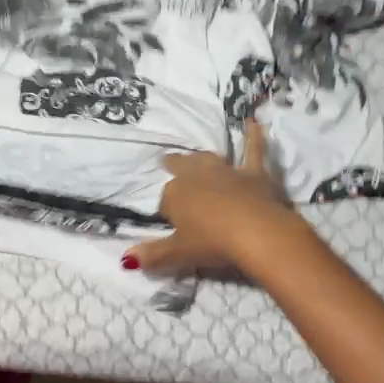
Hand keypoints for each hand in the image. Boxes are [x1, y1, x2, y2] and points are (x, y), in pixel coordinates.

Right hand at [125, 122, 310, 272]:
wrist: (258, 233)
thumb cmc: (214, 244)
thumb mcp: (179, 253)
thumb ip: (153, 254)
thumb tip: (125, 259)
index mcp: (175, 194)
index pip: (165, 201)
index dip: (168, 212)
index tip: (172, 224)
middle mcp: (197, 176)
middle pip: (182, 170)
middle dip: (175, 168)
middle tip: (169, 166)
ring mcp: (226, 172)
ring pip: (209, 160)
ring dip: (201, 158)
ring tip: (195, 155)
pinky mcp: (254, 173)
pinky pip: (254, 150)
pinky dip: (255, 136)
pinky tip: (254, 123)